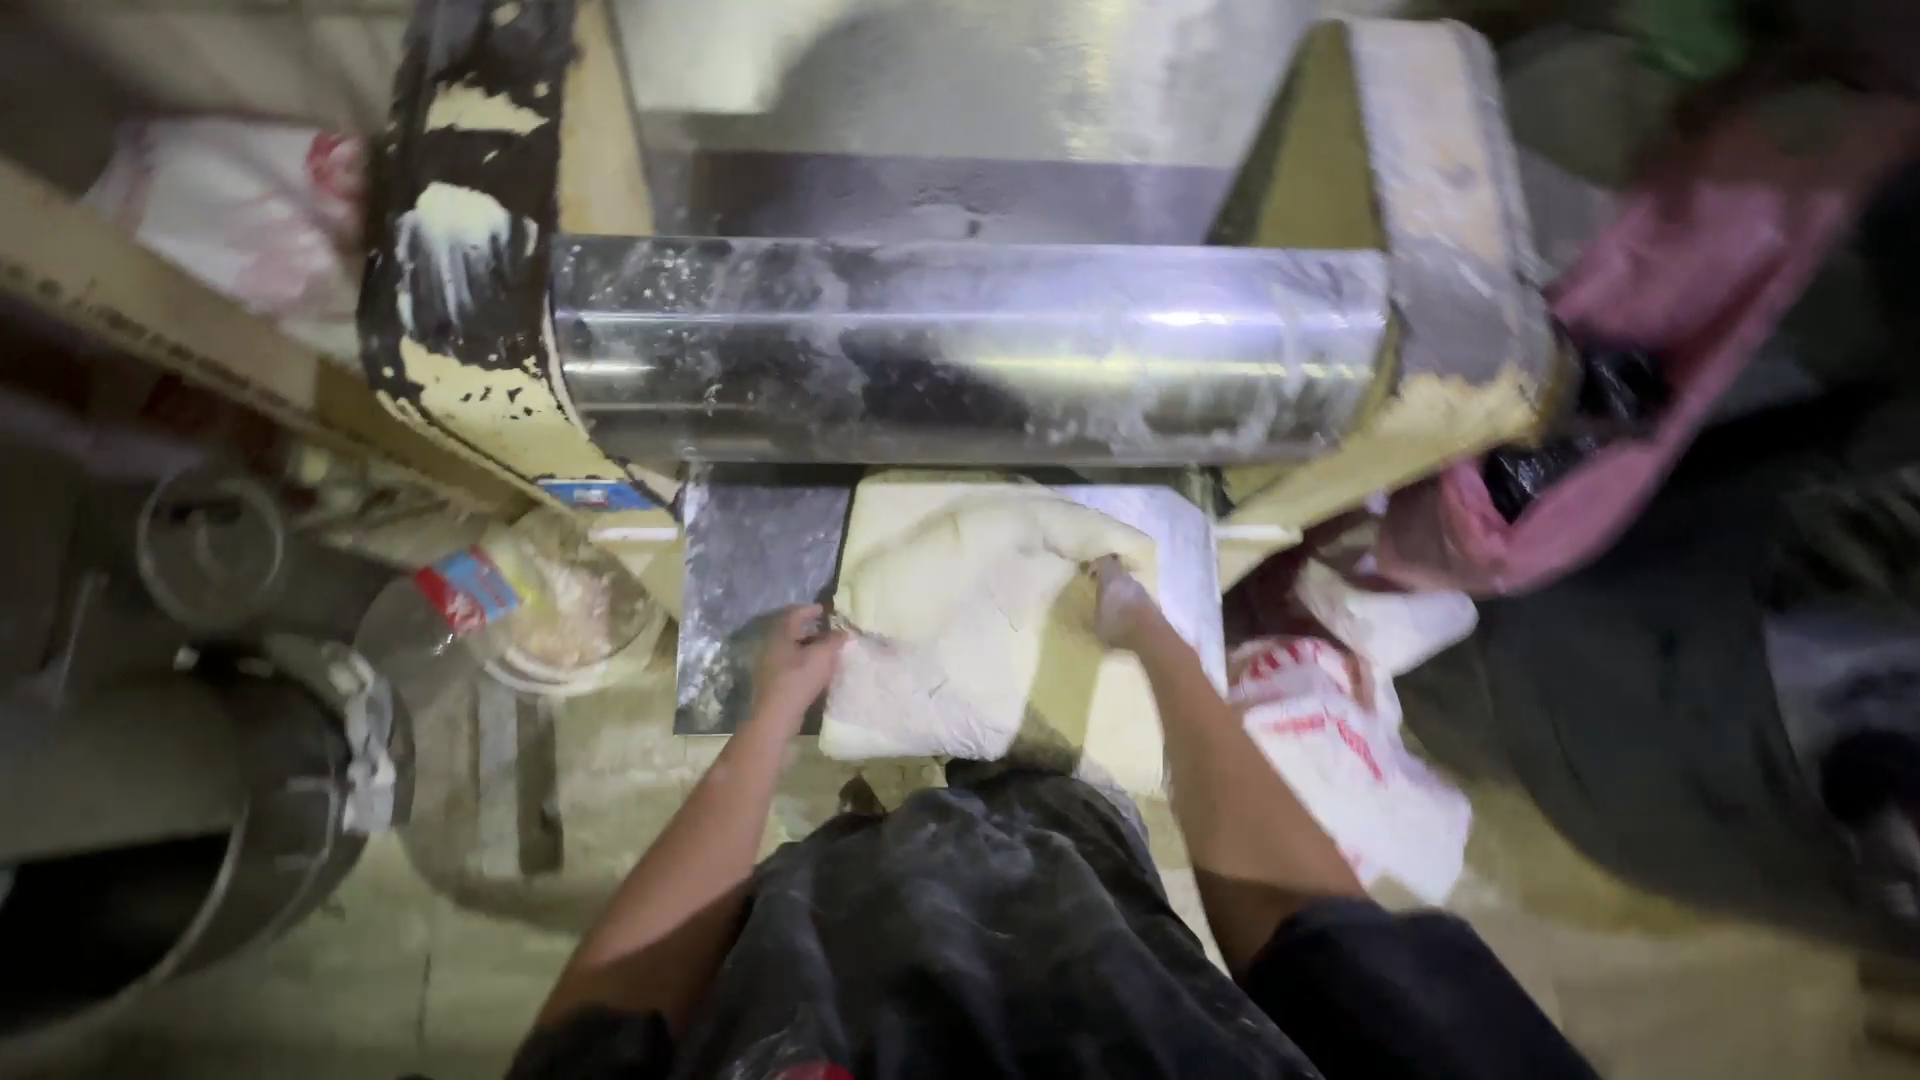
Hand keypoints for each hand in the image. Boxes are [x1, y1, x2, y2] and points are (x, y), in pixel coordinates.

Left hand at [749, 605, 846, 730]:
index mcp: (780, 635)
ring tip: (826, 652)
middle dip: (812, 630)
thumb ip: (834, 641)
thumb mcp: (822, 656)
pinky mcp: (771, 681)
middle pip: (792, 632)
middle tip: (828, 632)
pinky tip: (815, 670)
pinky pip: (789, 663)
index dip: (810, 610)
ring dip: (808, 647)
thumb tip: (844, 632)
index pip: (795, 614)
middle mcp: (771, 646)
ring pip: (791, 649)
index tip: (824, 610)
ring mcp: (768, 664)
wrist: (776, 715)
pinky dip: (803, 661)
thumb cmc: (799, 679)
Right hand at [1087, 555, 1165, 652]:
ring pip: (1127, 584)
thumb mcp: (1097, 623)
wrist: (1150, 635)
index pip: (1104, 561)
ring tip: (1114, 607)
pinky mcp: (1150, 599)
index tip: (1091, 577)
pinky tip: (1126, 614)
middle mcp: (1126, 580)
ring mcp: (1140, 589)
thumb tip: (1095, 607)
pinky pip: (1135, 595)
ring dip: (1120, 592)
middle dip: (1109, 581)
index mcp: (1110, 580)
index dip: (1096, 566)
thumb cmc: (1118, 626)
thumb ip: (1096, 610)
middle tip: (1102, 593)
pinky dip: (1129, 601)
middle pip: (1117, 573)